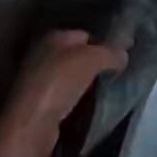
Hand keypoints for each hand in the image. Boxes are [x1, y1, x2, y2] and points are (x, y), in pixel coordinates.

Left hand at [3, 29, 128, 129]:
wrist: (32, 122)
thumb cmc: (59, 82)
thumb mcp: (90, 60)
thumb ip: (109, 54)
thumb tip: (124, 54)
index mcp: (54, 36)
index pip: (85, 34)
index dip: (104, 42)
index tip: (124, 54)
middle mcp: (44, 52)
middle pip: (78, 54)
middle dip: (96, 63)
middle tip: (119, 73)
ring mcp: (41, 78)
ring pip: (72, 75)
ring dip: (88, 82)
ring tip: (110, 89)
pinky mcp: (41, 101)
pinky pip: (67, 93)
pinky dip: (79, 97)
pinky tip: (91, 104)